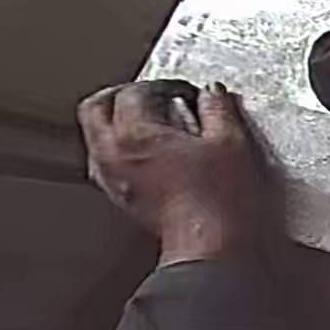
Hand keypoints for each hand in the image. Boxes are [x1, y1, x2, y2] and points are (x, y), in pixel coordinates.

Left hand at [77, 80, 261, 265]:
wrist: (212, 244)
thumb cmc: (220, 201)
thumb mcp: (232, 143)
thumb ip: (219, 109)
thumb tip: (212, 94)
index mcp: (135, 134)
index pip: (137, 92)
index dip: (165, 85)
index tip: (188, 92)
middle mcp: (113, 153)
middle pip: (98, 107)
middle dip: (125, 95)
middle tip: (154, 95)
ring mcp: (113, 178)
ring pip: (97, 134)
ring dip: (120, 121)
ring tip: (154, 123)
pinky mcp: (122, 197)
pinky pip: (108, 160)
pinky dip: (124, 148)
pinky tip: (153, 154)